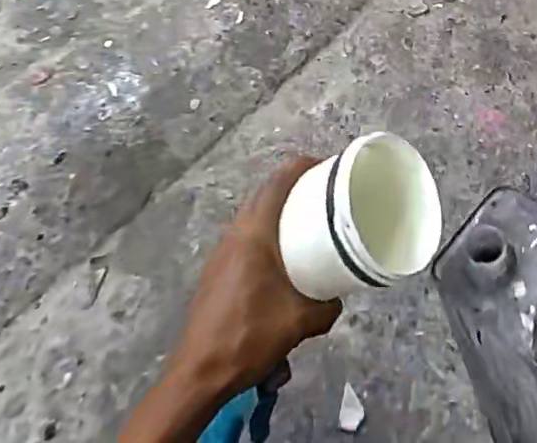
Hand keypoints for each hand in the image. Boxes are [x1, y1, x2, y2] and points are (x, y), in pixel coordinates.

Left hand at [169, 155, 342, 393]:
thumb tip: (338, 301)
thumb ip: (325, 309)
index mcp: (254, 233)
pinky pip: (244, 237)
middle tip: (319, 194)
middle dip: (291, 188)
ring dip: (275, 212)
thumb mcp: (297, 324)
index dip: (300, 167)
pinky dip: (263, 235)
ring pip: (252, 216)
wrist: (199, 371)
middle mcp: (234, 233)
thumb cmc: (248, 336)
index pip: (277, 183)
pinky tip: (277, 260)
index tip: (323, 166)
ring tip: (301, 224)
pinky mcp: (216, 270)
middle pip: (264, 195)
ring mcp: (221, 251)